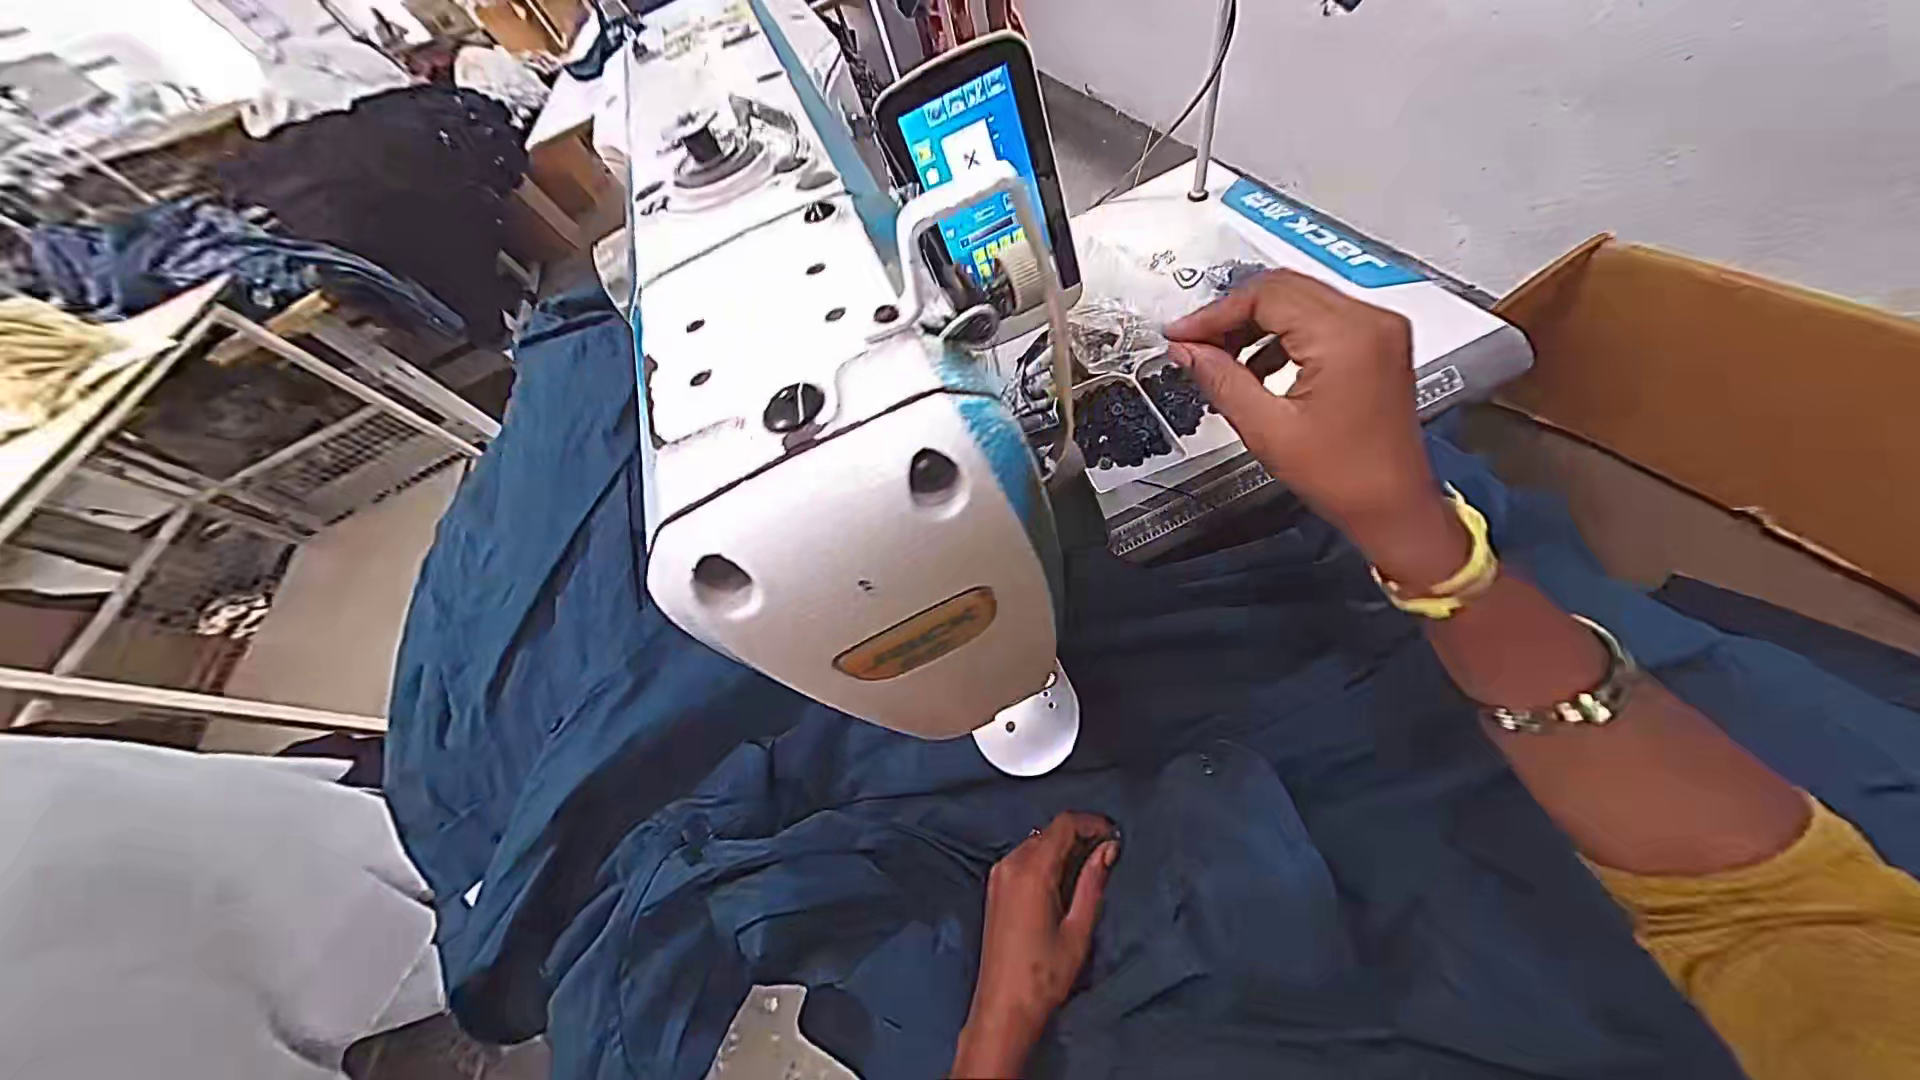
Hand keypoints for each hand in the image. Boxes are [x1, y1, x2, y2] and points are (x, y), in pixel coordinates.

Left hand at [951, 812, 1118, 1078]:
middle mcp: (1011, 862)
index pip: (1063, 825)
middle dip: (1080, 833)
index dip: (1091, 822)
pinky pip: (1024, 856)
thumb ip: (1092, 883)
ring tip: (1090, 864)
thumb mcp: (1078, 930)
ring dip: (1063, 845)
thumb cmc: (1044, 975)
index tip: (1114, 833)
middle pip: (1049, 830)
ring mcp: (1000, 872)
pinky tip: (1063, 877)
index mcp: (1032, 869)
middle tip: (1107, 849)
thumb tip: (1108, 848)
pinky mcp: (995, 885)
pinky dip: (1046, 856)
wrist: (1003, 1007)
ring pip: (1037, 841)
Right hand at [1165, 270, 1467, 590]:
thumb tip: (1188, 350)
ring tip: (1219, 359)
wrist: (1389, 503)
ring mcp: (1377, 330)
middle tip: (1193, 343)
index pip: (1266, 296)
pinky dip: (1277, 336)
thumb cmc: (1344, 476)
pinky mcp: (1374, 343)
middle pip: (1282, 289)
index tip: (1181, 333)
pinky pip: (1316, 321)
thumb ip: (1221, 380)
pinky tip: (1254, 367)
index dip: (1214, 313)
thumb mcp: (1265, 429)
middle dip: (1230, 314)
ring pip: (1297, 301)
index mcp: (1347, 337)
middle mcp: (1370, 321)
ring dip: (1251, 325)